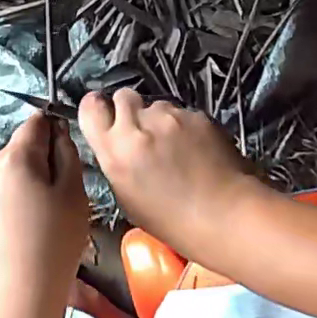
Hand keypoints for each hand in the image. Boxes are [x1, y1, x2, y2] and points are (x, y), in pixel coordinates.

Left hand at [0, 112, 88, 317]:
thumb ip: (67, 155)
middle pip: (22, 148)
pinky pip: (1, 196)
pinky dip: (18, 204)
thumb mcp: (74, 196)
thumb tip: (58, 134)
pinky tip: (31, 234)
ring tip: (50, 219)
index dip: (57, 129)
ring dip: (32, 183)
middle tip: (66, 195)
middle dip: (44, 161)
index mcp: (12, 158)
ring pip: (12, 173)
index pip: (36, 122)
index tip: (72, 155)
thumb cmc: (52, 248)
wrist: (13, 309)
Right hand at [78, 89, 269, 260]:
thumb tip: (116, 143)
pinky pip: (182, 112)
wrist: (226, 215)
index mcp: (114, 151)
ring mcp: (169, 117)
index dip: (97, 109)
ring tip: (174, 147)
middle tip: (141, 132)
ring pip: (155, 105)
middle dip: (129, 110)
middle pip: (123, 96)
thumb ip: (115, 160)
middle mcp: (137, 126)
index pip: (90, 107)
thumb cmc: (173, 221)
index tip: (105, 116)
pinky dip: (184, 126)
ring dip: (159, 120)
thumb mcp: (127, 197)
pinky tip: (194, 149)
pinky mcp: (195, 114)